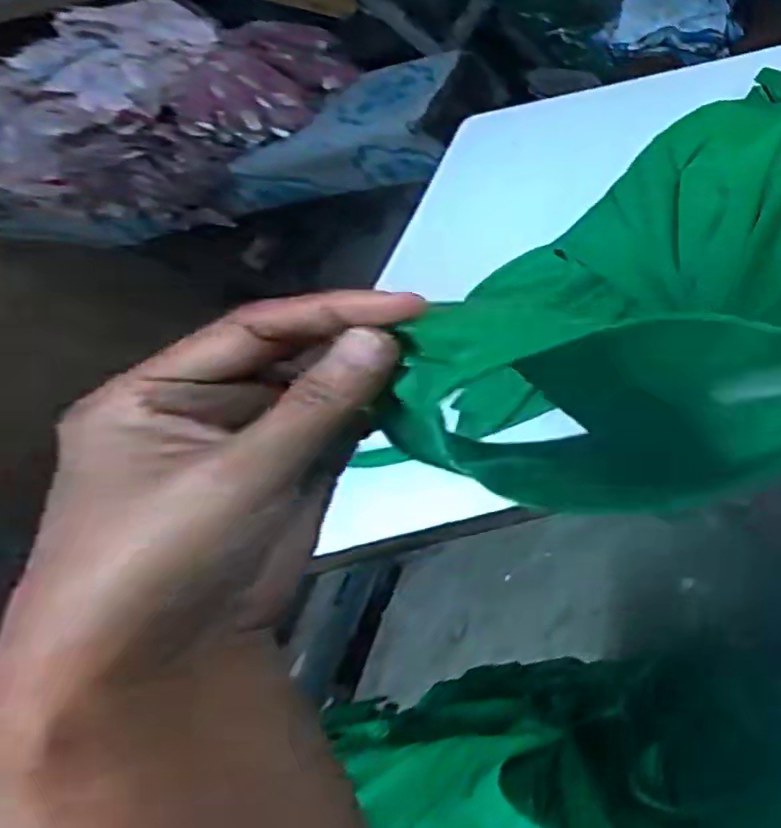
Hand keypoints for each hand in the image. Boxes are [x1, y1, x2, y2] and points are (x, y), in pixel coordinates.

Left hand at [0, 291, 424, 704]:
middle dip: (362, 337)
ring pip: (327, 383)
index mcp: (157, 393)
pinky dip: (383, 404)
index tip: (411, 306)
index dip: (335, 309)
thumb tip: (386, 336)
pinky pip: (346, 418)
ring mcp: (256, 435)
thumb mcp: (242, 471)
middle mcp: (206, 403)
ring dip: (379, 369)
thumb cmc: (165, 555)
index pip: (256, 329)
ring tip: (439, 354)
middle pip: (295, 351)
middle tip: (436, 327)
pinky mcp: (297, 463)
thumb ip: (320, 401)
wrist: (157, 658)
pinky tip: (419, 391)